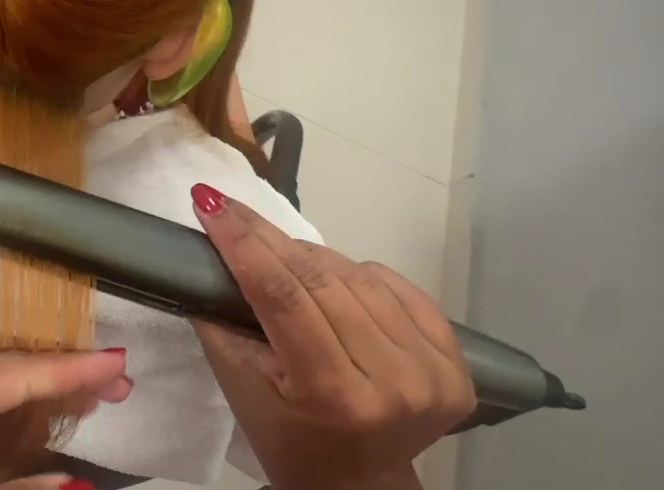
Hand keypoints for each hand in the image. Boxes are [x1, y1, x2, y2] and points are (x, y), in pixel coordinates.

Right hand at [188, 184, 474, 489]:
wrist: (354, 482)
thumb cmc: (282, 432)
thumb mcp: (236, 380)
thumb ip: (219, 316)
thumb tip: (209, 246)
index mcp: (334, 394)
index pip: (283, 296)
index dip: (243, 242)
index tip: (209, 203)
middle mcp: (393, 382)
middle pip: (319, 279)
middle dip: (265, 235)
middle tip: (227, 207)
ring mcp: (432, 372)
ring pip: (356, 275)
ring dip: (307, 253)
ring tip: (275, 251)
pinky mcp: (454, 364)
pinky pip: (397, 287)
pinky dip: (357, 270)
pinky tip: (331, 273)